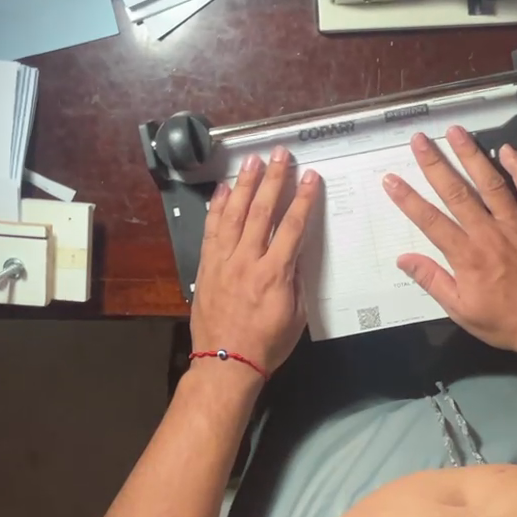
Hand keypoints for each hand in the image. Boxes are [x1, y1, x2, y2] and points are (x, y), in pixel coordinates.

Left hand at [191, 146, 321, 375]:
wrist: (226, 362)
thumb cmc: (267, 343)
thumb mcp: (295, 315)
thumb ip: (296, 280)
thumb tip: (296, 253)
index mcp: (274, 274)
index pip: (291, 227)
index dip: (302, 199)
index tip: (309, 176)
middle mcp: (247, 260)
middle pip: (261, 211)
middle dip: (272, 179)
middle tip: (279, 154)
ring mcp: (223, 261)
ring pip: (234, 214)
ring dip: (244, 185)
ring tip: (252, 162)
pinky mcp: (206, 266)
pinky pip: (211, 230)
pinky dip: (217, 208)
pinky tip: (223, 190)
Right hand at [382, 127, 516, 356]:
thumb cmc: (505, 321)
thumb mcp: (460, 309)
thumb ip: (432, 280)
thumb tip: (404, 259)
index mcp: (466, 255)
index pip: (430, 221)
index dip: (408, 199)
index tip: (391, 179)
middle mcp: (489, 233)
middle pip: (456, 192)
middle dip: (435, 164)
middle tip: (420, 140)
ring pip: (491, 182)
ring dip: (472, 155)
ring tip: (456, 132)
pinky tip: (506, 149)